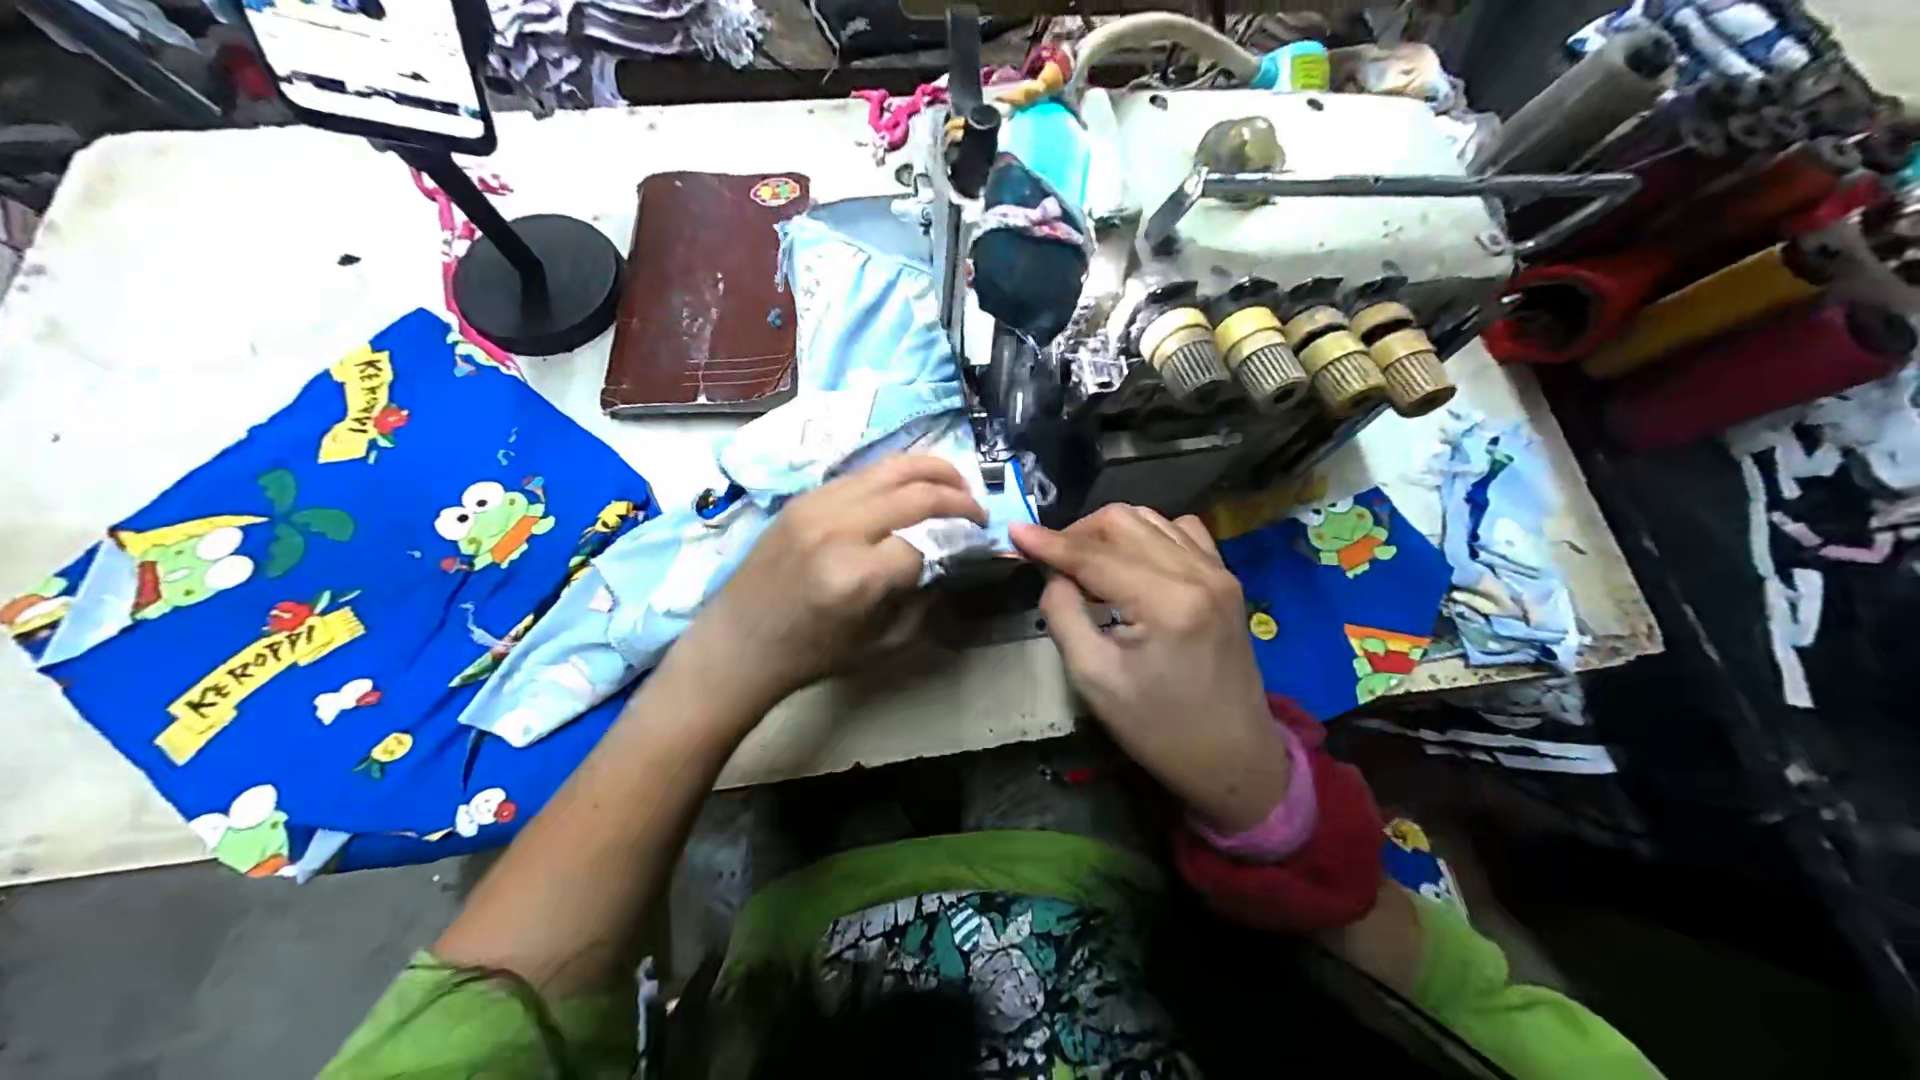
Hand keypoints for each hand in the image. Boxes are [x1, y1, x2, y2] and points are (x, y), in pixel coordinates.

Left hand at [669, 455, 986, 717]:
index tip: (975, 546)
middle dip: (958, 498)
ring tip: (956, 484)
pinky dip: (896, 475)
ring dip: (933, 471)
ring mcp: (817, 506)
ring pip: (891, 468)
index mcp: (857, 575)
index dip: (957, 544)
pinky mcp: (804, 498)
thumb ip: (925, 601)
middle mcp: (838, 529)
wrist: (739, 643)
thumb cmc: (812, 654)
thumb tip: (953, 562)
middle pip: (916, 493)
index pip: (928, 543)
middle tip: (978, 511)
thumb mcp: (882, 644)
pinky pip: (862, 474)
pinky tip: (912, 486)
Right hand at [1010, 506, 1289, 832]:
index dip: (1049, 542)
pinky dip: (1147, 535)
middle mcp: (1198, 573)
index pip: (1094, 555)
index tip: (1013, 531)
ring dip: (1109, 532)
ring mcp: (1219, 572)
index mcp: (1167, 602)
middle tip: (1050, 562)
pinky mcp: (1226, 579)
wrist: (1230, 757)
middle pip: (1122, 521)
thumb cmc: (1156, 728)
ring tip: (1084, 563)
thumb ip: (1063, 614)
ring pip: (1150, 519)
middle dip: (1077, 534)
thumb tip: (1053, 573)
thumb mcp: (1093, 677)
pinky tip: (1131, 560)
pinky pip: (1180, 531)